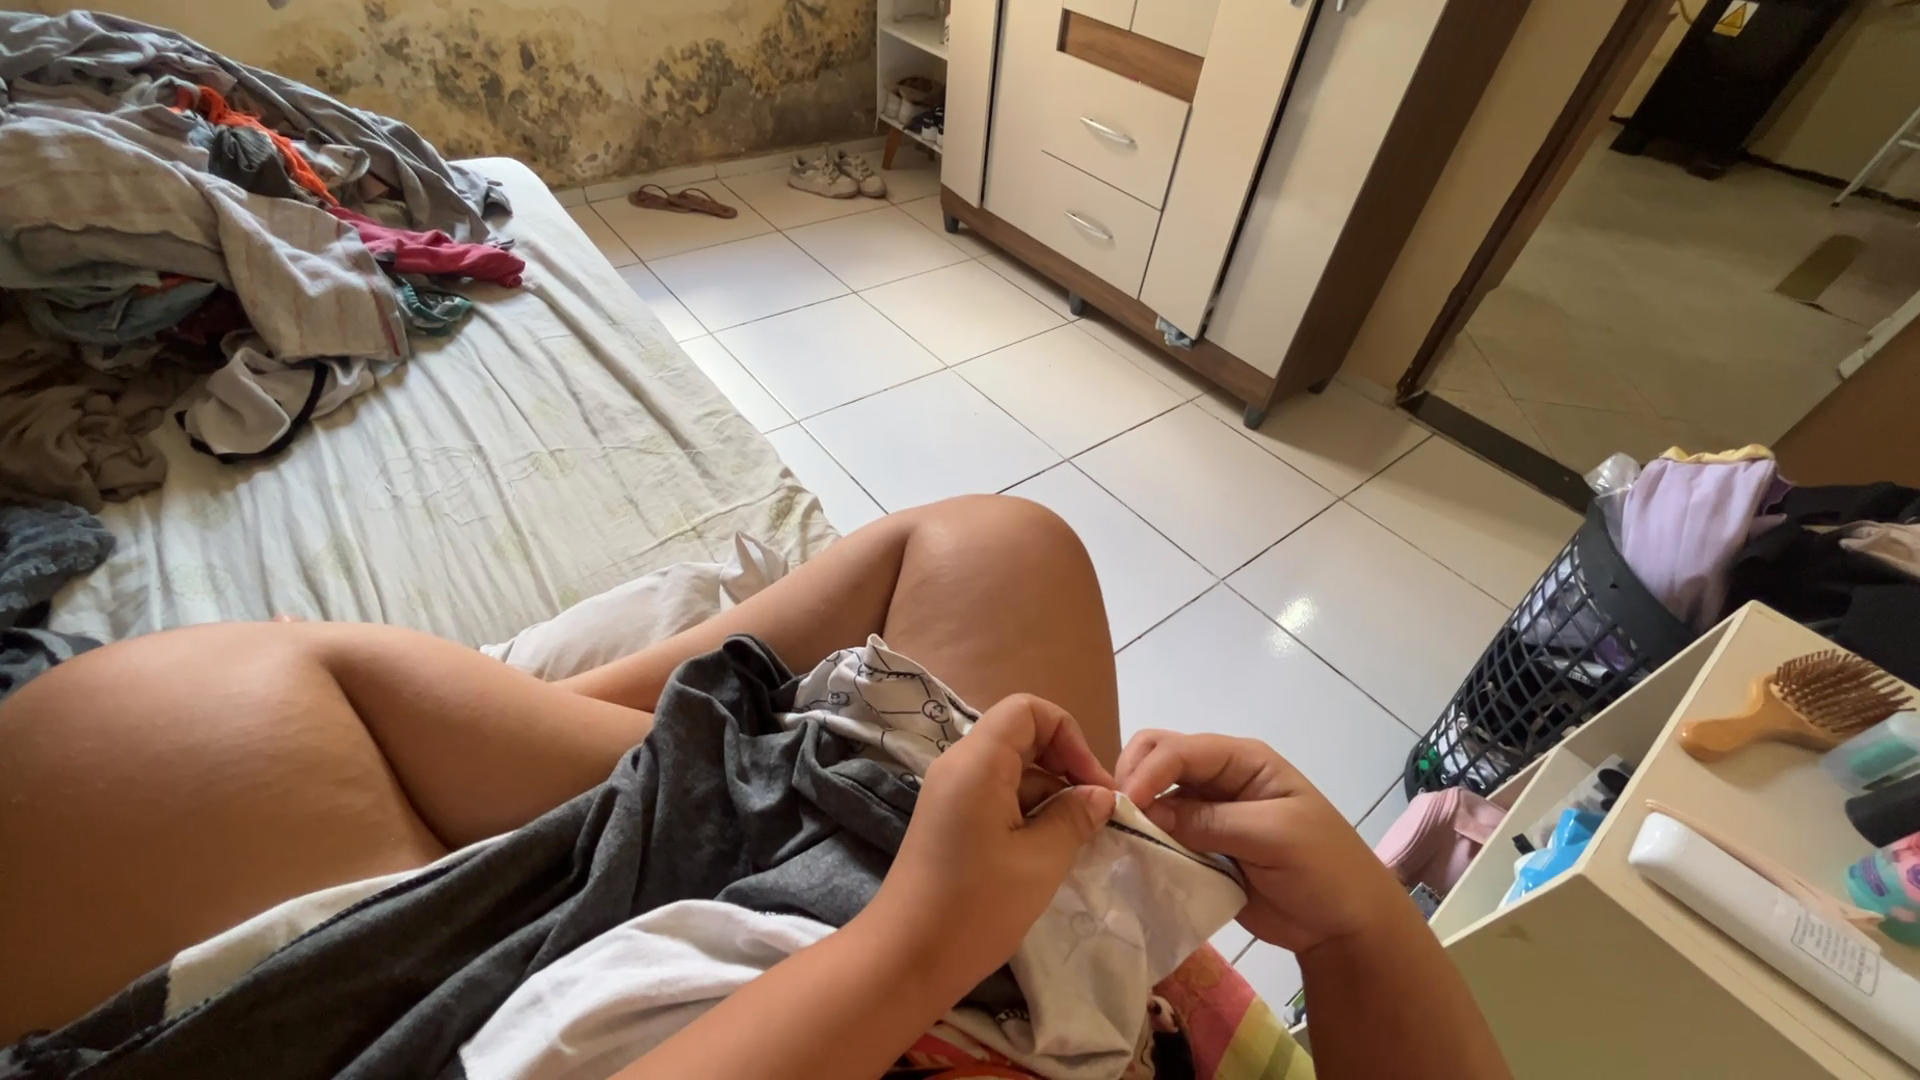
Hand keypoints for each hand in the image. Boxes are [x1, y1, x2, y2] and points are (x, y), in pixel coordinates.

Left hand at [864, 693, 1117, 991]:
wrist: (905, 959)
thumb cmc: (975, 906)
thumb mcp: (1039, 862)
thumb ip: (1074, 818)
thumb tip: (1101, 795)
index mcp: (977, 762)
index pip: (1028, 710)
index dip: (1068, 734)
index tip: (1092, 783)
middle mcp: (960, 765)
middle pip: (1021, 736)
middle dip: (1065, 764)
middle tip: (1097, 810)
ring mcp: (953, 793)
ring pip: (1013, 769)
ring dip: (1051, 793)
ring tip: (1082, 837)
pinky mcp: (952, 819)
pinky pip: (998, 795)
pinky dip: (1029, 811)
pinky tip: (1053, 849)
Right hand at [1116, 731, 1407, 955]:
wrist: (1345, 927)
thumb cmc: (1323, 869)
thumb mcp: (1274, 836)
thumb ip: (1210, 821)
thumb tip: (1147, 813)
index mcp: (1242, 760)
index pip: (1181, 749)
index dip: (1149, 771)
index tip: (1128, 805)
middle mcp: (1218, 776)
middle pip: (1157, 755)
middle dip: (1132, 776)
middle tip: (1117, 813)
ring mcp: (1205, 808)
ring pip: (1152, 790)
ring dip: (1133, 806)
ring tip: (1117, 832)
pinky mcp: (1197, 841)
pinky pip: (1158, 829)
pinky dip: (1141, 835)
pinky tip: (1129, 849)